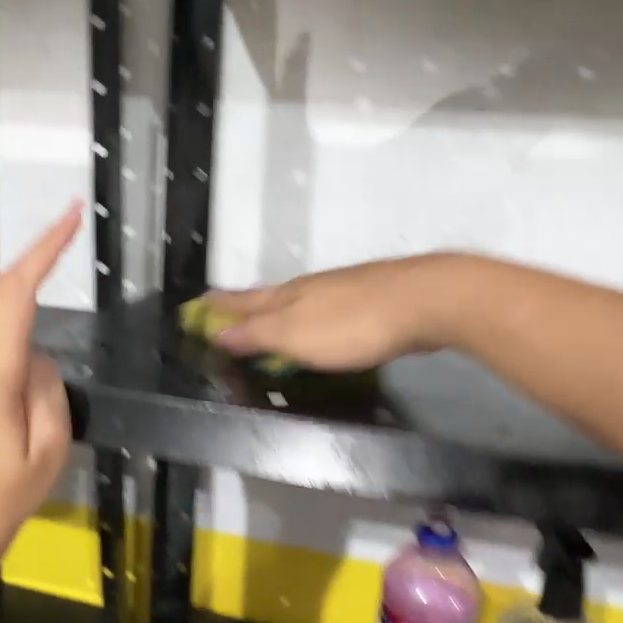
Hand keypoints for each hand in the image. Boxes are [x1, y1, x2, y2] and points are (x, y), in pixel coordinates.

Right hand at [203, 253, 472, 371]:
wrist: (425, 302)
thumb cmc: (353, 325)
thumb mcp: (295, 335)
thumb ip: (258, 333)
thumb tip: (217, 330)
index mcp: (289, 296)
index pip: (245, 301)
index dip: (221, 306)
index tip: (198, 302)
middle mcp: (312, 287)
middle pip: (271, 296)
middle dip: (247, 303)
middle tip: (226, 308)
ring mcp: (343, 289)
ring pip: (301, 298)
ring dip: (280, 308)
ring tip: (268, 316)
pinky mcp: (371, 298)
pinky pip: (328, 307)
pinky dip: (313, 316)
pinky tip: (321, 323)